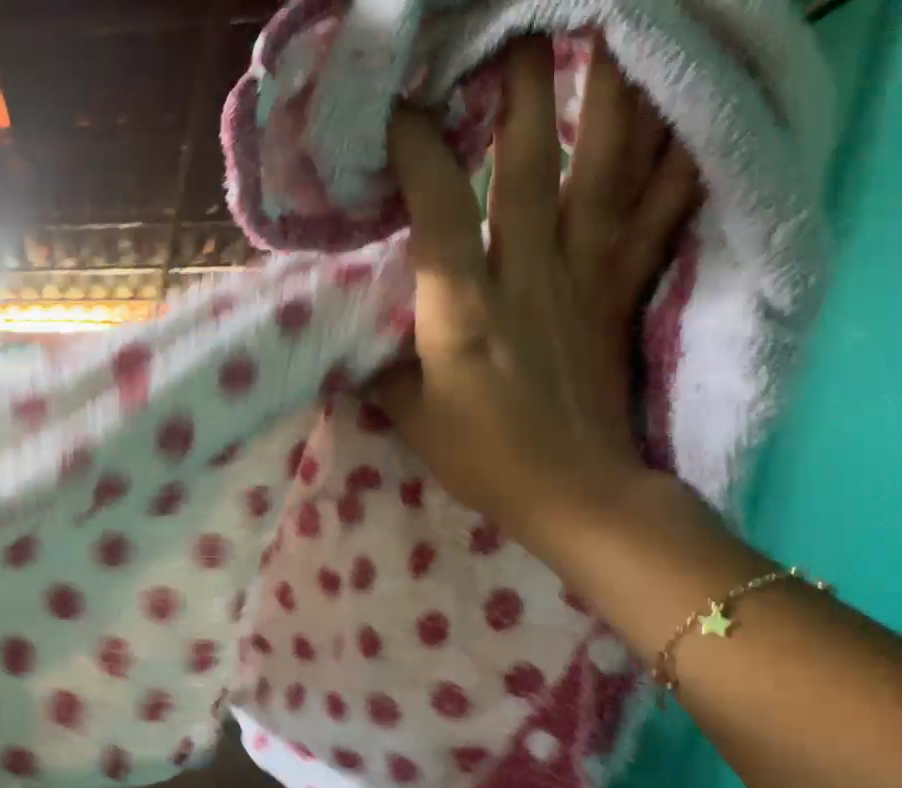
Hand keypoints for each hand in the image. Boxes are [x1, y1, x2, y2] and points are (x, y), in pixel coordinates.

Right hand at [372, 36, 700, 548]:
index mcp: (463, 311)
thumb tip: (354, 338)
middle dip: (523, 100)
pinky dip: (676, 163)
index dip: (419, 156)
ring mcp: (583, 279)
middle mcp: (527, 278)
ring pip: (603, 177)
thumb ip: (382, 364)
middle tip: (516, 41)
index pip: (438, 213)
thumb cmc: (481, 457)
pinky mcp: (620, 291)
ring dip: (608, 105)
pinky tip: (684, 120)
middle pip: (530, 171)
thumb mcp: (409, 415)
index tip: (399, 112)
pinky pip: (657, 216)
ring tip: (608, 48)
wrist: (575, 491)